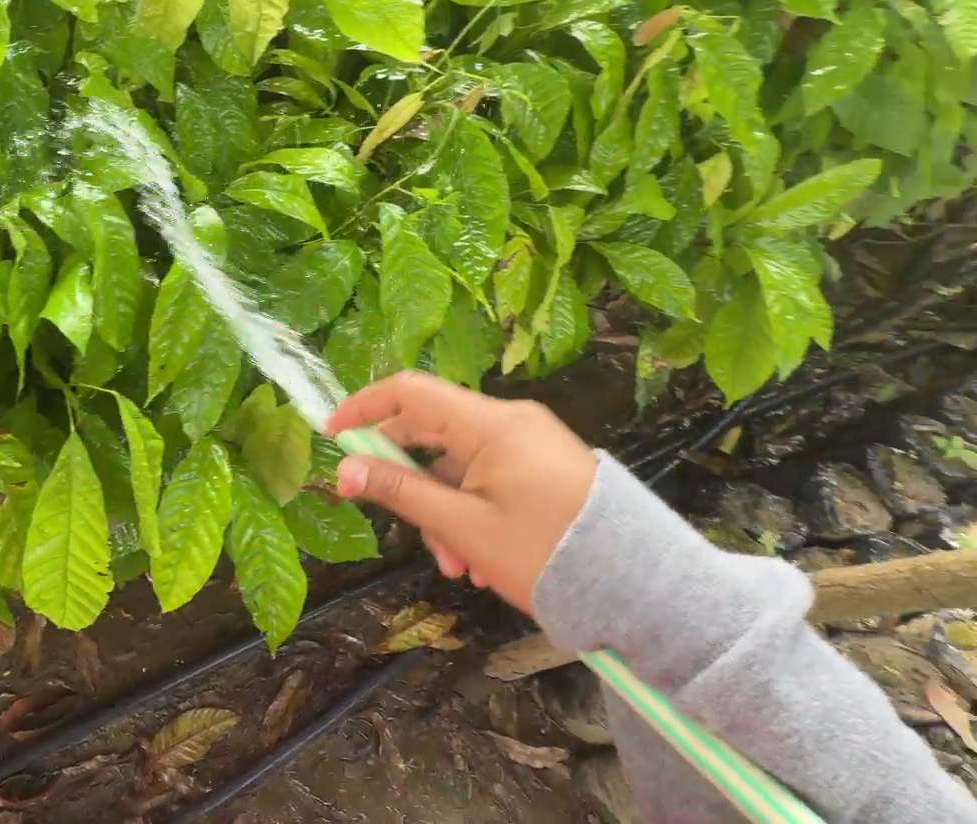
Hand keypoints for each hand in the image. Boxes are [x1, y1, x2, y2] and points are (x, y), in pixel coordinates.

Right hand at [322, 371, 598, 615]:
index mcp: (490, 424)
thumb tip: (344, 471)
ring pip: (457, 461)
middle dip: (404, 475)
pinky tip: (475, 558)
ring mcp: (529, 443)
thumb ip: (399, 491)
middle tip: (392, 518)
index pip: (408, 390)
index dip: (363, 407)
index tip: (332, 437)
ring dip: (439, 506)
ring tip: (453, 564)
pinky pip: (486, 475)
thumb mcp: (463, 527)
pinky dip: (468, 508)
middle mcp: (510, 421)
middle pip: (429, 429)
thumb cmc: (549, 555)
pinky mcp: (543, 466)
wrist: (655, 596)